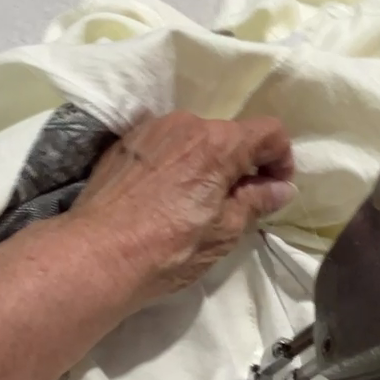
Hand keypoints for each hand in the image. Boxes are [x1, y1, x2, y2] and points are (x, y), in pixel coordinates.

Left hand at [66, 112, 295, 301]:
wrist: (98, 255)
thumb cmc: (167, 249)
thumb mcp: (223, 233)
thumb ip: (255, 202)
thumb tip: (280, 189)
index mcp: (217, 143)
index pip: (268, 132)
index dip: (281, 160)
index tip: (275, 190)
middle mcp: (185, 124)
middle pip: (229, 135)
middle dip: (241, 165)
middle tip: (236, 205)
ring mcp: (150, 131)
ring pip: (193, 139)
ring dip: (206, 165)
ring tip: (197, 204)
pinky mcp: (124, 145)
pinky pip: (163, 147)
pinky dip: (175, 165)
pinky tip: (165, 199)